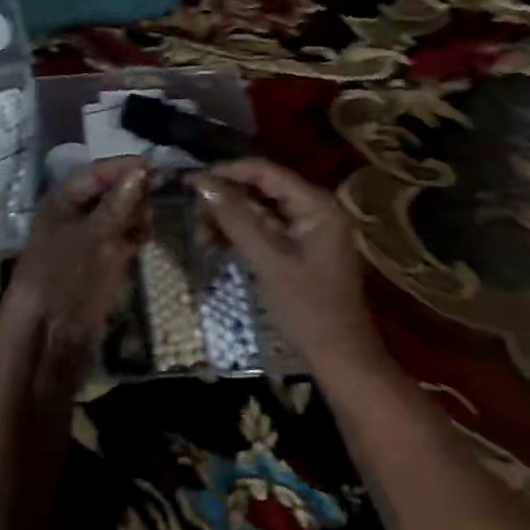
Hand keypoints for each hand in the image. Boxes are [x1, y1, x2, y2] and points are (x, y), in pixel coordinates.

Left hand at [4, 156, 149, 361]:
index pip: (97, 172)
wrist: (50, 326)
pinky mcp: (106, 256)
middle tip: (158, 195)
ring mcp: (93, 234)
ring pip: (123, 211)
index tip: (156, 165)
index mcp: (63, 199)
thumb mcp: (92, 235)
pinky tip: (146, 236)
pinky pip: (126, 234)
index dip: (124, 167)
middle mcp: (78, 211)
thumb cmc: (62, 272)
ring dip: (138, 210)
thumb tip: (141, 171)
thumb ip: (117, 204)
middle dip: (134, 189)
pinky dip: (138, 231)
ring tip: (150, 219)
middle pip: (113, 189)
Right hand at [191, 159, 383, 368]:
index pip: (266, 172)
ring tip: (199, 235)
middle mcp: (312, 210)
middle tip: (190, 212)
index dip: (227, 172)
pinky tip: (212, 245)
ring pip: (256, 210)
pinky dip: (236, 235)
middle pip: (259, 189)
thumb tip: (202, 184)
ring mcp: (304, 230)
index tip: (190, 181)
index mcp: (317, 206)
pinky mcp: (294, 249)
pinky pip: (259, 230)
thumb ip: (235, 219)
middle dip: (223, 198)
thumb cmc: (309, 309)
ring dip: (226, 219)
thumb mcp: (268, 261)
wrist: (339, 357)